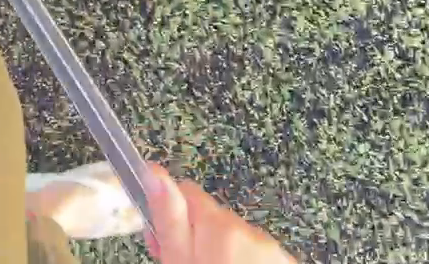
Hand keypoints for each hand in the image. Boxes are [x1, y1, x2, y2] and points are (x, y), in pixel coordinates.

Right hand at [142, 164, 295, 263]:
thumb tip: (154, 172)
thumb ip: (168, 218)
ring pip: (237, 241)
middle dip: (198, 238)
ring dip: (225, 256)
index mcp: (219, 226)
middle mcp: (251, 232)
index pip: (186, 193)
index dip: (171, 216)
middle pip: (213, 219)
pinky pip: (259, 258)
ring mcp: (275, 253)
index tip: (164, 242)